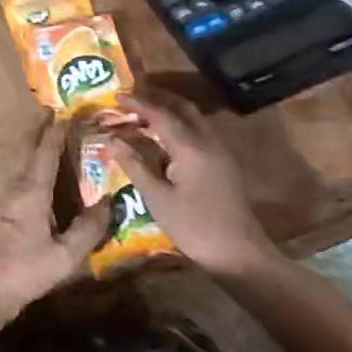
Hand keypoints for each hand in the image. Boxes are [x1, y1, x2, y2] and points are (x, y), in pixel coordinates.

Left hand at [0, 117, 113, 314]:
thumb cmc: (26, 270)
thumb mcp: (65, 254)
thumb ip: (88, 228)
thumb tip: (109, 200)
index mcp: (32, 192)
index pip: (45, 153)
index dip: (57, 132)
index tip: (69, 112)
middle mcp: (19, 188)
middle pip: (30, 151)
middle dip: (43, 131)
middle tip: (57, 113)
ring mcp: (11, 199)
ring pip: (26, 163)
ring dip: (39, 147)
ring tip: (57, 137)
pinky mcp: (9, 211)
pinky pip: (26, 177)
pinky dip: (37, 164)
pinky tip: (48, 173)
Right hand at [102, 92, 281, 277]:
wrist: (238, 254)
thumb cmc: (194, 227)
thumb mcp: (157, 198)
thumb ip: (134, 165)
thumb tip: (112, 141)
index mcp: (191, 148)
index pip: (161, 115)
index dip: (137, 104)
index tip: (116, 96)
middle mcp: (208, 141)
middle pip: (182, 108)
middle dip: (157, 99)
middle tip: (132, 100)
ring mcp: (220, 151)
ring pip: (193, 118)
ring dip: (169, 112)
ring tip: (143, 116)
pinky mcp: (223, 163)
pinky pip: (199, 132)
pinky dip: (179, 126)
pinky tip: (164, 138)